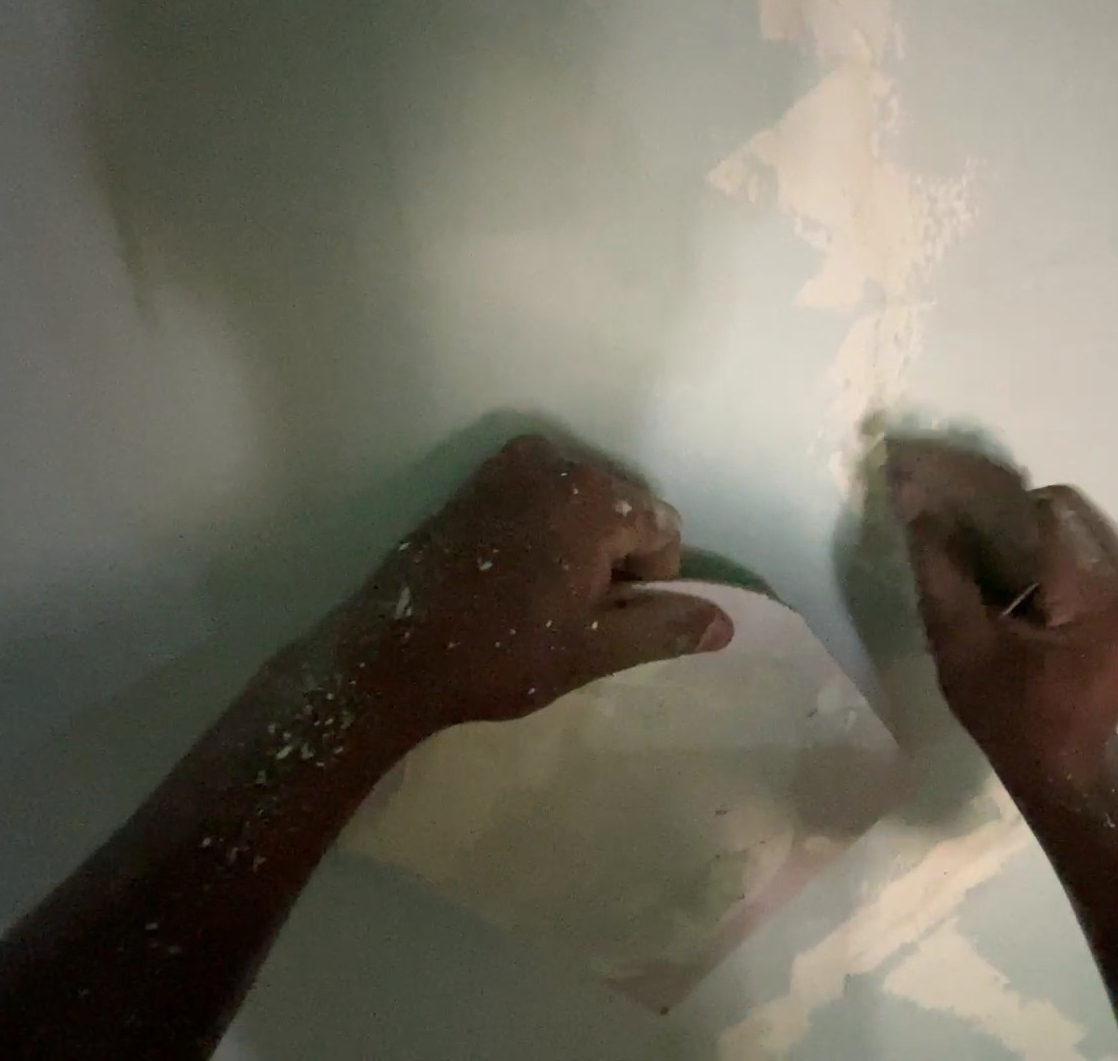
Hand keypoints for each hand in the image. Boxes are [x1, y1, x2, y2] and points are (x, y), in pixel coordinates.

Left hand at [347, 435, 732, 742]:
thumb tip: (727, 624)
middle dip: (616, 559)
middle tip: (572, 609)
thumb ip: (666, 628)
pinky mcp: (481, 478)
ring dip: (583, 546)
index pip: (663, 530)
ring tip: (542, 594)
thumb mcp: (595, 649)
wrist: (390, 656)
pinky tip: (516, 572)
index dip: (648, 581)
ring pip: (587, 504)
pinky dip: (550, 528)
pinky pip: (546, 496)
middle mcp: (556, 461)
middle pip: (626, 510)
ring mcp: (512, 463)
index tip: (605, 617)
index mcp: (593, 497)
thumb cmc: (501, 654)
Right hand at [896, 478, 1117, 785]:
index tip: (941, 496)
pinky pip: (1089, 543)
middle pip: (1062, 509)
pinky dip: (1047, 546)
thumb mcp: (959, 643)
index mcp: (1101, 596)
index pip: (1041, 509)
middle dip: (1004, 512)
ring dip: (1025, 527)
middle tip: (958, 530)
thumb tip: (910, 494)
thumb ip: (937, 564)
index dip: (984, 494)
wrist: (1067, 768)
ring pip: (1076, 521)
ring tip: (982, 550)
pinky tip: (1016, 571)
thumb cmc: (1009, 715)